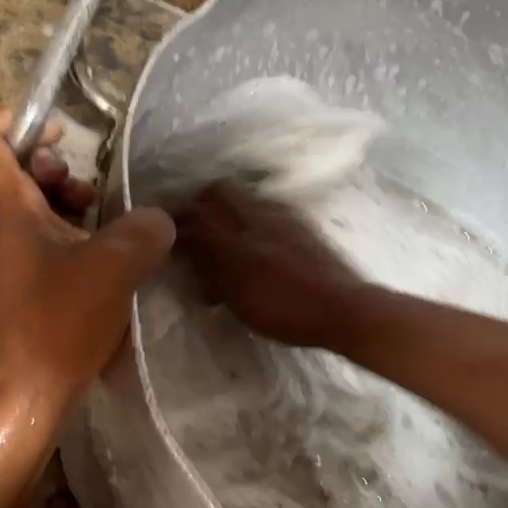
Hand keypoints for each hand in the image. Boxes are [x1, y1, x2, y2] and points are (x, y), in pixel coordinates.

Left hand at [0, 110, 174, 420]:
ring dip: (68, 198)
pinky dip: (74, 230)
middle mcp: (7, 227)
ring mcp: (18, 257)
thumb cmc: (62, 320)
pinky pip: (49, 237)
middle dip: (53, 161)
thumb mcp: (114, 266)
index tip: (58, 126)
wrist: (33, 388)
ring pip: (34, 205)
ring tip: (102, 213)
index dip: (12, 119)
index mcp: (11, 210)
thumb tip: (157, 220)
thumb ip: (143, 230)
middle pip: (14, 170)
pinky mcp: (33, 283)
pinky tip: (108, 249)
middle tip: (86, 180)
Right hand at [175, 180, 371, 350]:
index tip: (163, 230)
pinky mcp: (299, 220)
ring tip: (219, 230)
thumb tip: (192, 260)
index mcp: (237, 245)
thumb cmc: (288, 315)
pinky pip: (264, 205)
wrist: (344, 309)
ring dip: (223, 206)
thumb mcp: (240, 304)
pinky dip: (248, 214)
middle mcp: (257, 220)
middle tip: (190, 225)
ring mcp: (281, 216)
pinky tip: (252, 236)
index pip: (194, 220)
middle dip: (198, 204)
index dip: (175, 222)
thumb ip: (214, 278)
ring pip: (241, 195)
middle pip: (217, 192)